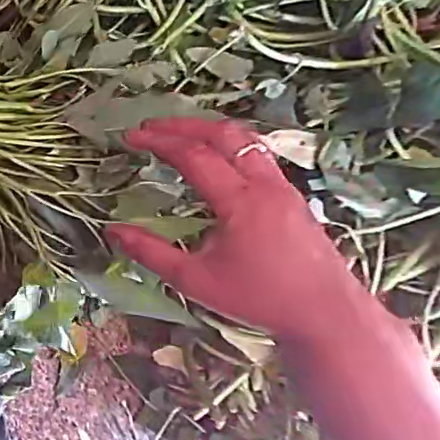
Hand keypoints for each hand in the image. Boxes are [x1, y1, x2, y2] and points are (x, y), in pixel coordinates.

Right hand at [104, 117, 383, 345]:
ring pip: (247, 142)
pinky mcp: (293, 199)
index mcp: (240, 201)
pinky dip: (229, 147)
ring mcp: (284, 189)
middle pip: (224, 135)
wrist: (327, 314)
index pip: (194, 156)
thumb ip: (150, 252)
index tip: (130, 138)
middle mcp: (266, 186)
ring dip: (210, 131)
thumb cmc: (258, 298)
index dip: (159, 142)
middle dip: (183, 125)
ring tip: (180, 134)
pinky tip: (216, 160)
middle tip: (151, 127)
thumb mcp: (194, 280)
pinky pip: (258, 157)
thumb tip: (112, 231)